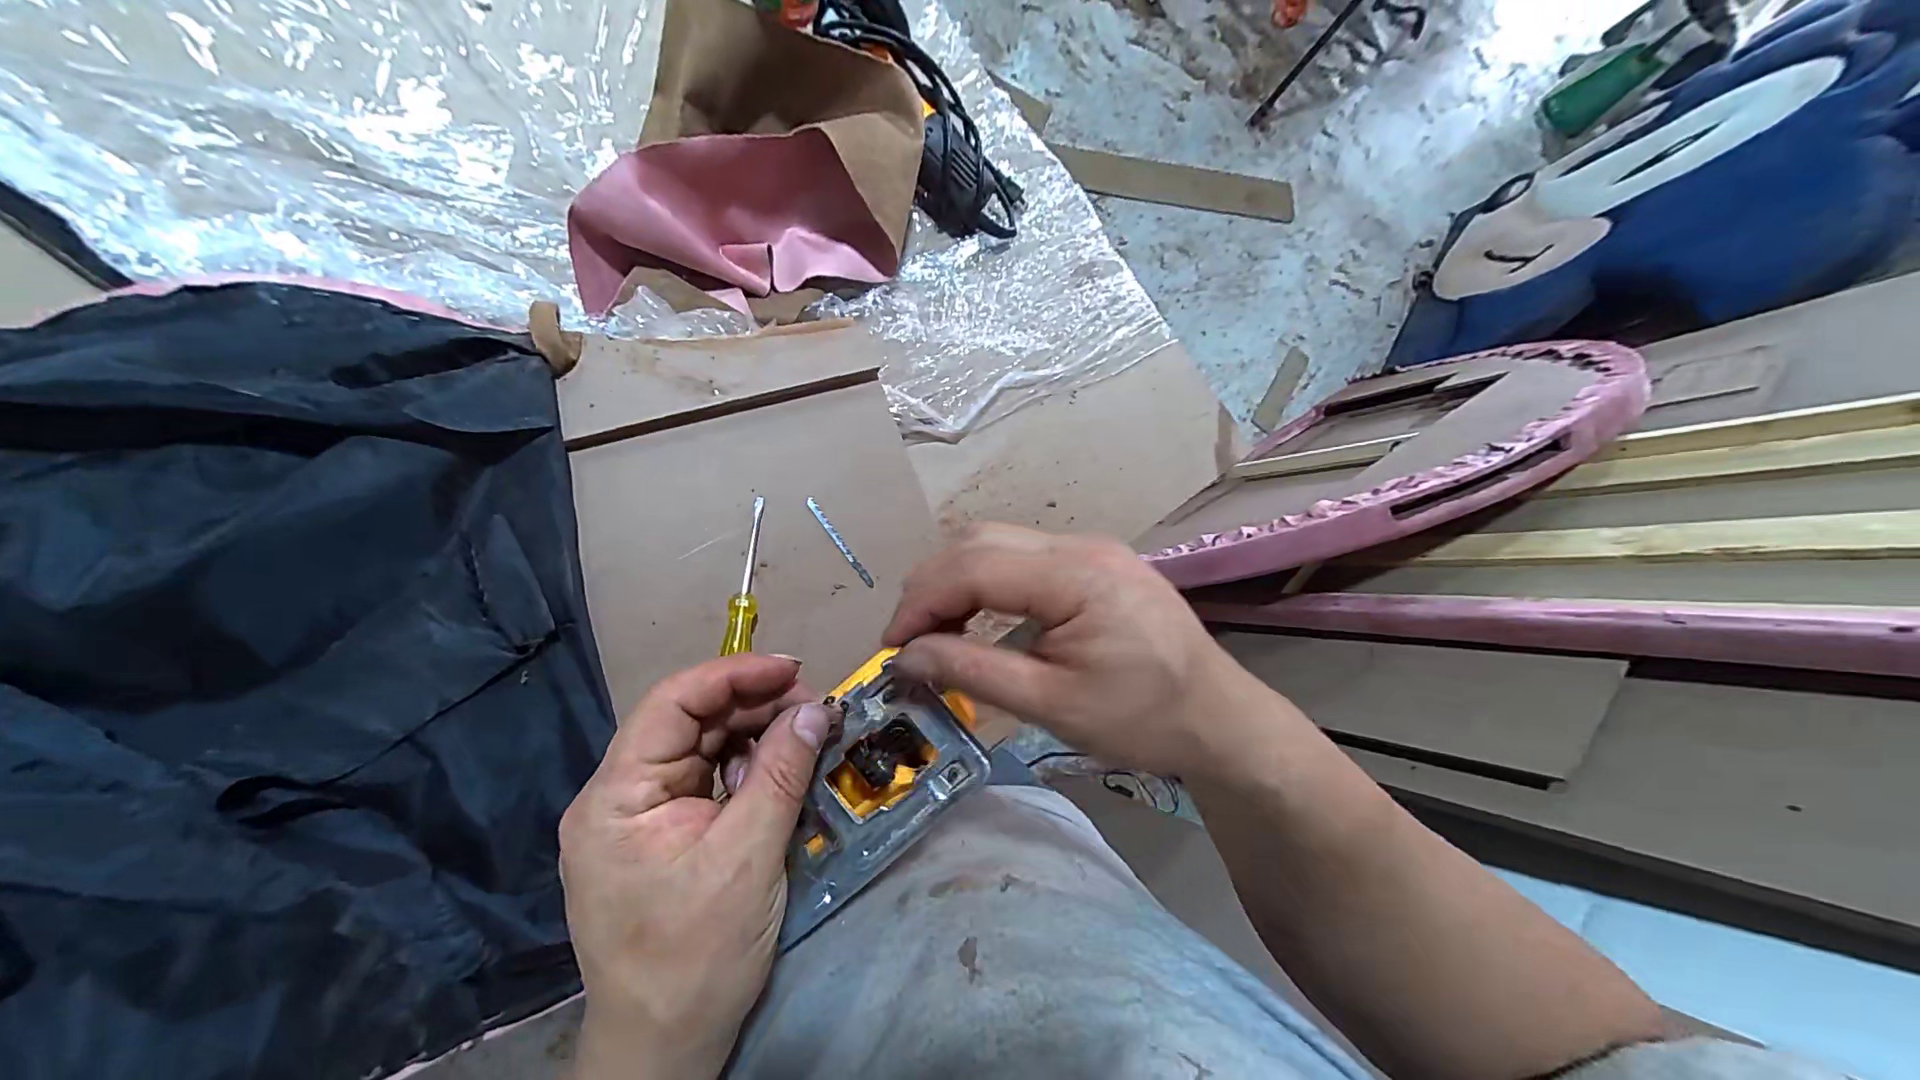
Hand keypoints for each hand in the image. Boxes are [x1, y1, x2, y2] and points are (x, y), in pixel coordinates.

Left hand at [559, 654, 836, 1079]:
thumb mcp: (748, 858)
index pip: (672, 703)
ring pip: (705, 748)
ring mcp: (644, 816)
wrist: (664, 1050)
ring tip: (809, 732)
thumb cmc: (696, 957)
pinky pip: (711, 781)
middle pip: (691, 722)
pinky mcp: (668, 834)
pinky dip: (750, 768)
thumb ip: (781, 773)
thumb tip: (817, 709)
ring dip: (758, 735)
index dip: (734, 675)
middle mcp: (623, 795)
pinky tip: (784, 767)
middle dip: (755, 707)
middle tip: (816, 707)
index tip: (793, 670)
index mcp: (618, 796)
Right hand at [882, 524, 1297, 780]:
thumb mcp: (1051, 705)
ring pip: (998, 543)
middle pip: (980, 542)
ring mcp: (1092, 549)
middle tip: (910, 640)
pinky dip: (987, 582)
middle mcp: (1081, 545)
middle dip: (932, 586)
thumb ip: (973, 672)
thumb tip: (906, 656)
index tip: (891, 647)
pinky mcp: (1096, 563)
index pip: (973, 566)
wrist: (1220, 719)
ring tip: (937, 631)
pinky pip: (1023, 558)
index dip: (920, 602)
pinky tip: (980, 618)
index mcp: (1075, 574)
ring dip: (956, 580)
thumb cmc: (1142, 719)